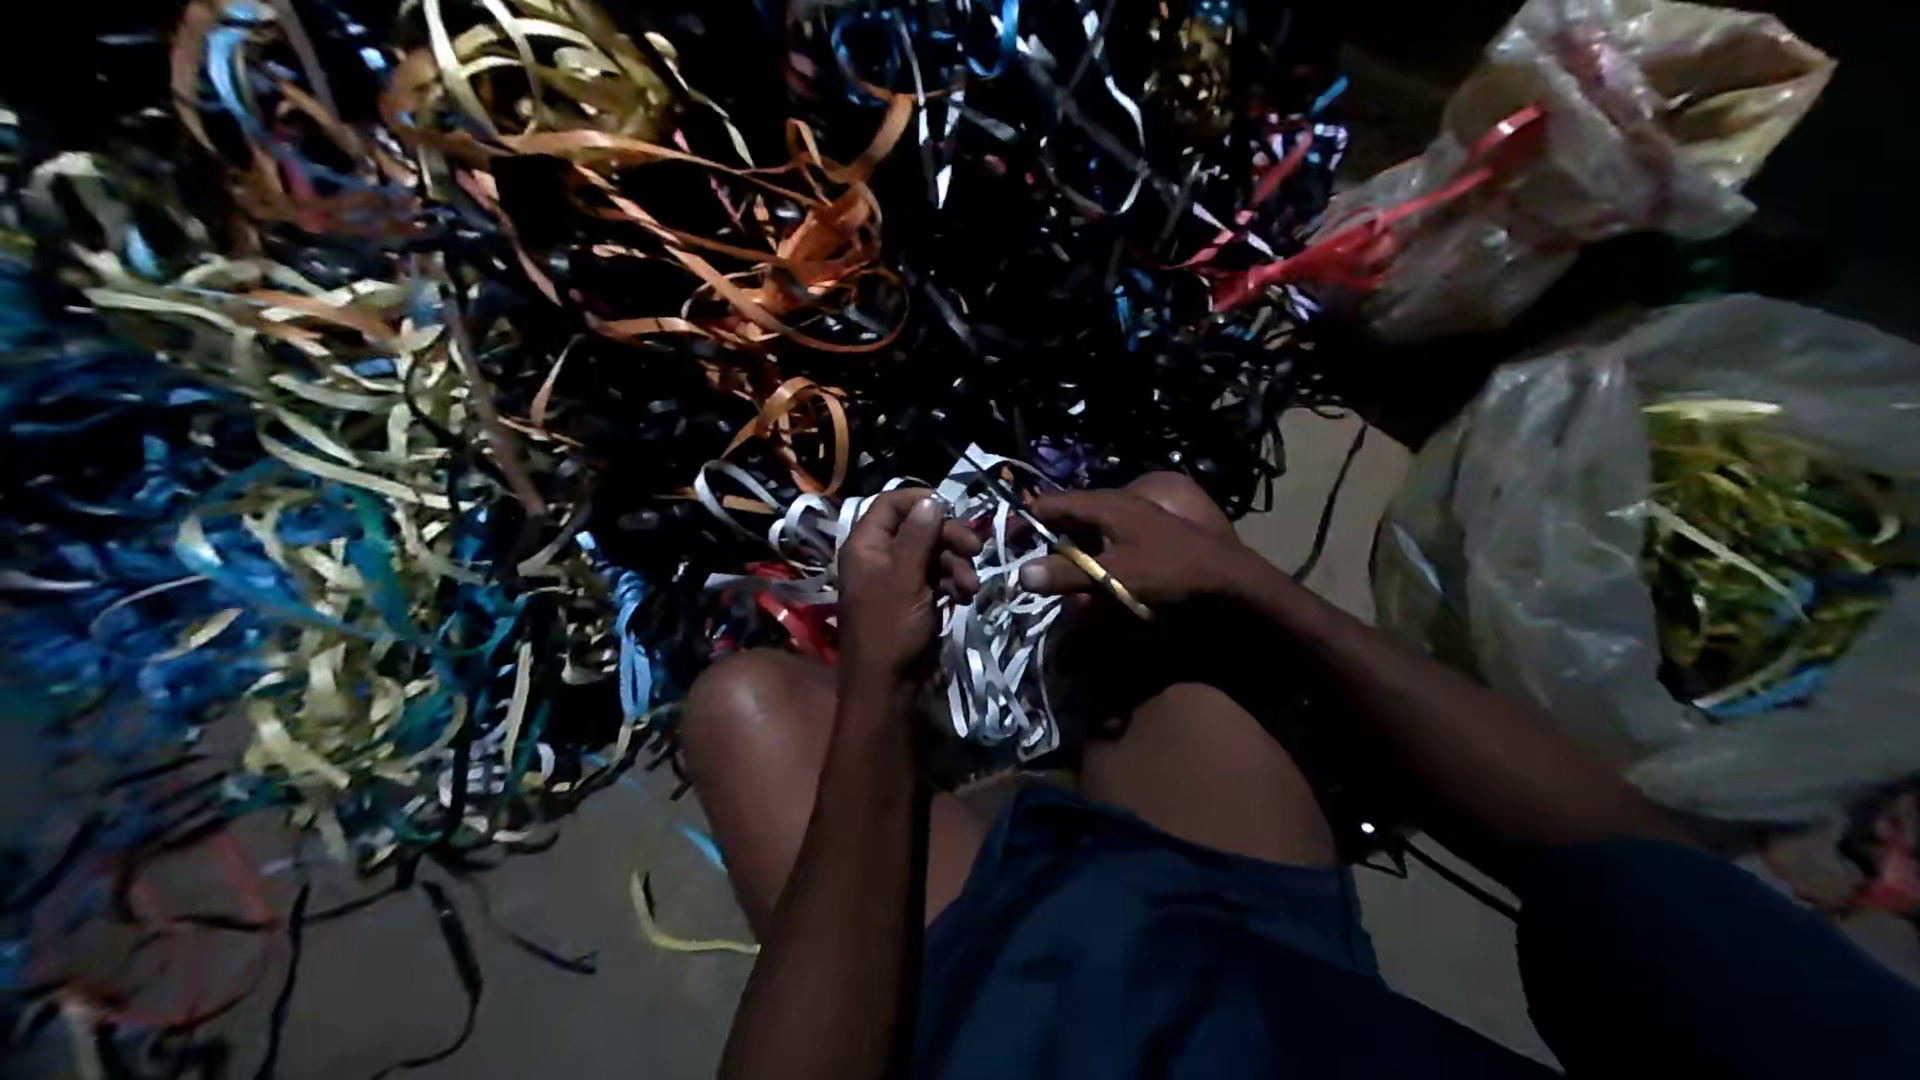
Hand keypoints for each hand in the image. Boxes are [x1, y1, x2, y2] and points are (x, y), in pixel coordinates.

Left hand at [837, 489, 983, 680]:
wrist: (886, 685)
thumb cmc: (890, 627)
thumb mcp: (905, 577)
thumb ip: (918, 536)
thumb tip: (931, 500)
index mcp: (865, 545)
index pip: (890, 504)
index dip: (920, 501)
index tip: (951, 507)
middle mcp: (878, 556)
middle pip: (917, 528)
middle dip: (949, 538)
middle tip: (975, 549)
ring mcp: (896, 578)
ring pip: (931, 554)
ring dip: (956, 565)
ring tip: (970, 588)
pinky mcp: (912, 598)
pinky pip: (935, 578)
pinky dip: (952, 583)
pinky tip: (963, 598)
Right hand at [1015, 489, 1260, 604]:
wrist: (1227, 576)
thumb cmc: (1168, 570)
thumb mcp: (1112, 575)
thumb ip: (1066, 574)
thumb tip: (1021, 575)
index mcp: (1105, 503)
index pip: (1050, 502)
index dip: (1025, 518)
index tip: (1007, 540)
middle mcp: (1117, 502)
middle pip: (1068, 515)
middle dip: (1048, 539)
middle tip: (1035, 565)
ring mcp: (1134, 514)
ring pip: (1088, 527)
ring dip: (1072, 549)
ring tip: (1064, 575)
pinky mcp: (1147, 530)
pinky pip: (1107, 537)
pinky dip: (1094, 554)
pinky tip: (1097, 576)